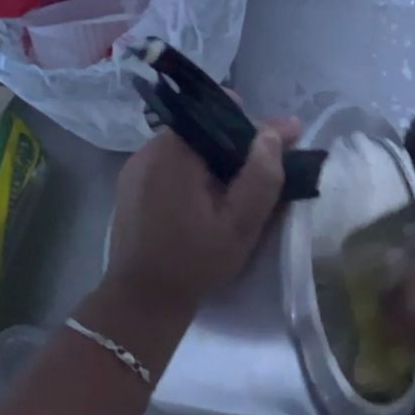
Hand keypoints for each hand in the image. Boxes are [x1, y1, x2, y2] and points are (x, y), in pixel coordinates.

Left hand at [104, 118, 300, 319]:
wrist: (141, 300)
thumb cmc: (194, 262)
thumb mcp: (240, 224)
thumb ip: (262, 175)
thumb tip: (273, 132)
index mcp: (175, 150)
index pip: (221, 114)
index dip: (255, 124)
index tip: (284, 138)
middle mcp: (150, 148)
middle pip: (204, 129)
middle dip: (237, 142)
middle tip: (266, 165)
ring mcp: (135, 166)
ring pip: (186, 147)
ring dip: (214, 158)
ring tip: (240, 183)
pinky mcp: (130, 185)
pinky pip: (168, 164)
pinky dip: (192, 171)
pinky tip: (208, 197)